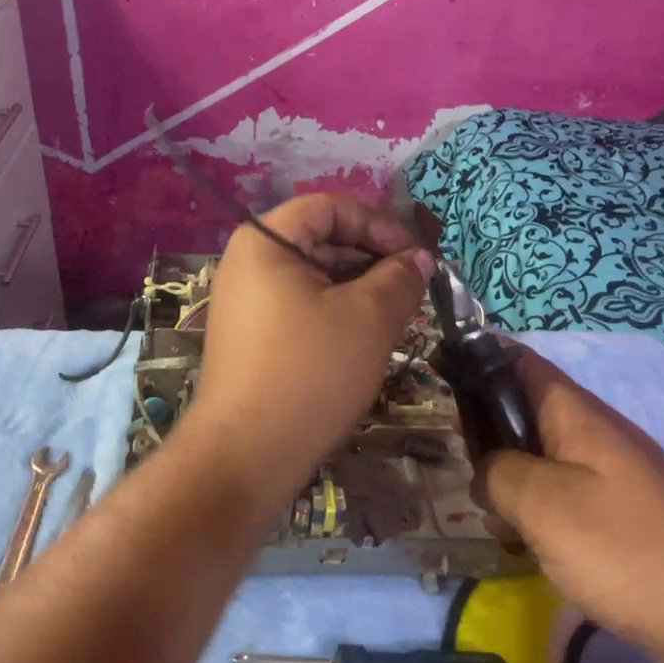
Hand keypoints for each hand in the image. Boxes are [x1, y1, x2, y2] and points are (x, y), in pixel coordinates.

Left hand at [188, 194, 431, 496]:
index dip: (378, 225)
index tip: (416, 257)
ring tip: (395, 316)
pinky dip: (334, 312)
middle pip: (320, 239)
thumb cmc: (309, 373)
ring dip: (357, 288)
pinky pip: (299, 305)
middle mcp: (247, 261)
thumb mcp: (368, 319)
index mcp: (265, 240)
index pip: (330, 207)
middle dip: (371, 258)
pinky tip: (363, 340)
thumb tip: (419, 259)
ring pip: (312, 276)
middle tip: (411, 290)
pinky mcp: (249, 335)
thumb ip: (399, 279)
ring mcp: (244, 300)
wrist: (244, 455)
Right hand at [480, 346, 663, 662]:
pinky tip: (531, 543)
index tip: (435, 369)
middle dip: (487, 429)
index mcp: (575, 412)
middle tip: (457, 462)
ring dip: (511, 477)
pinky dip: (540, 508)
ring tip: (492, 514)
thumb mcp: (542, 505)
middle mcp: (596, 431)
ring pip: (544, 455)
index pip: (518, 358)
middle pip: (526, 408)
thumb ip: (498, 473)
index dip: (475, 355)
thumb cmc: (626, 547)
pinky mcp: (628, 513)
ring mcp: (616, 472)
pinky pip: (568, 492)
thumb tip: (484, 471)